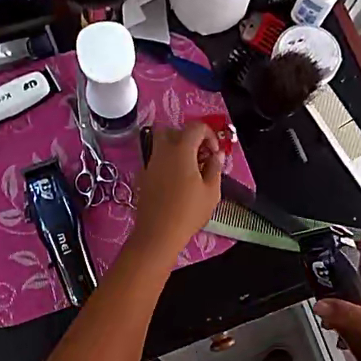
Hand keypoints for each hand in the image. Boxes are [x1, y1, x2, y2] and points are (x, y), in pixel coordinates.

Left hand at [128, 123, 221, 258]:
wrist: (158, 233)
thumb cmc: (188, 212)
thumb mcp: (211, 191)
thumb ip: (215, 168)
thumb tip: (217, 155)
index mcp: (181, 150)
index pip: (195, 127)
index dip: (209, 135)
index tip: (215, 152)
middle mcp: (162, 152)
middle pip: (173, 130)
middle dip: (188, 137)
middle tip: (200, 154)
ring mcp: (150, 163)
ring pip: (162, 144)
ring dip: (177, 149)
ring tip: (190, 168)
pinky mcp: (143, 176)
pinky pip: (156, 159)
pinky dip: (167, 162)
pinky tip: (177, 181)